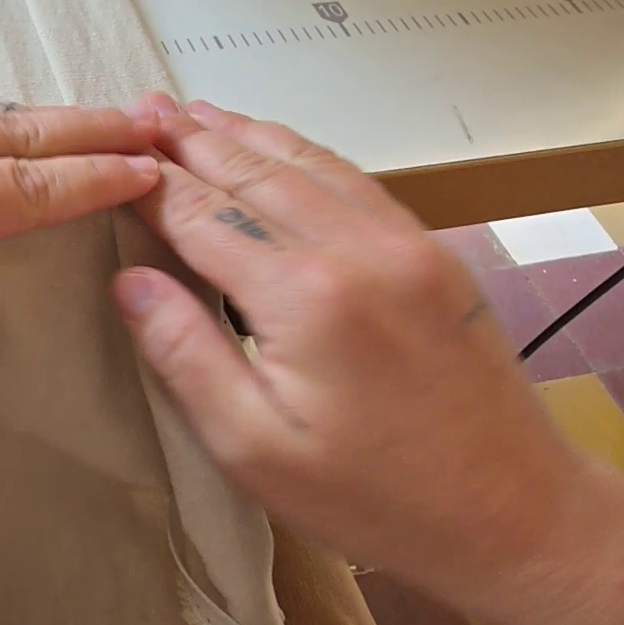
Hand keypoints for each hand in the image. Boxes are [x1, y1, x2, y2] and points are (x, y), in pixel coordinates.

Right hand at [114, 95, 609, 602]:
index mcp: (304, 296)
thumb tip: (130, 280)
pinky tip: (277, 144)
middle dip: (192, 139)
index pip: (204, 216)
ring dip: (245, 133)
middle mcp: (357, 248)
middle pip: (254, 172)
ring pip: (307, 163)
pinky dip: (301, 153)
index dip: (152, 185)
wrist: (512, 515)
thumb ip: (185, 352)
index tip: (111, 157)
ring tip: (196, 111)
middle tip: (144, 109)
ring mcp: (404, 243)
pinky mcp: (431, 254)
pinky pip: (353, 180)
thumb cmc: (368, 495)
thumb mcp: (249, 445)